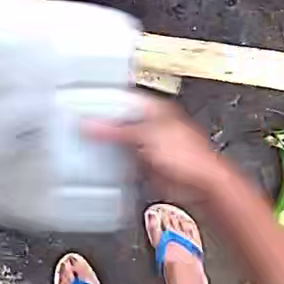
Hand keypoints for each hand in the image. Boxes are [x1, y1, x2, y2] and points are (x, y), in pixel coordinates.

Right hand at [86, 98, 236, 210]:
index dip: (103, 101)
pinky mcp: (146, 165)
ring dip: (107, 144)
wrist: (203, 185)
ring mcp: (149, 145)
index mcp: (154, 109)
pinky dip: (113, 161)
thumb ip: (116, 130)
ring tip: (86, 143)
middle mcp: (151, 125)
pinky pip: (124, 160)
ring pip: (121, 141)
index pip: (123, 99)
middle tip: (81, 126)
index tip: (83, 105)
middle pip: (119, 121)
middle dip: (102, 124)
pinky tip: (102, 162)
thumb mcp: (146, 135)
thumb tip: (91, 125)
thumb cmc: (189, 156)